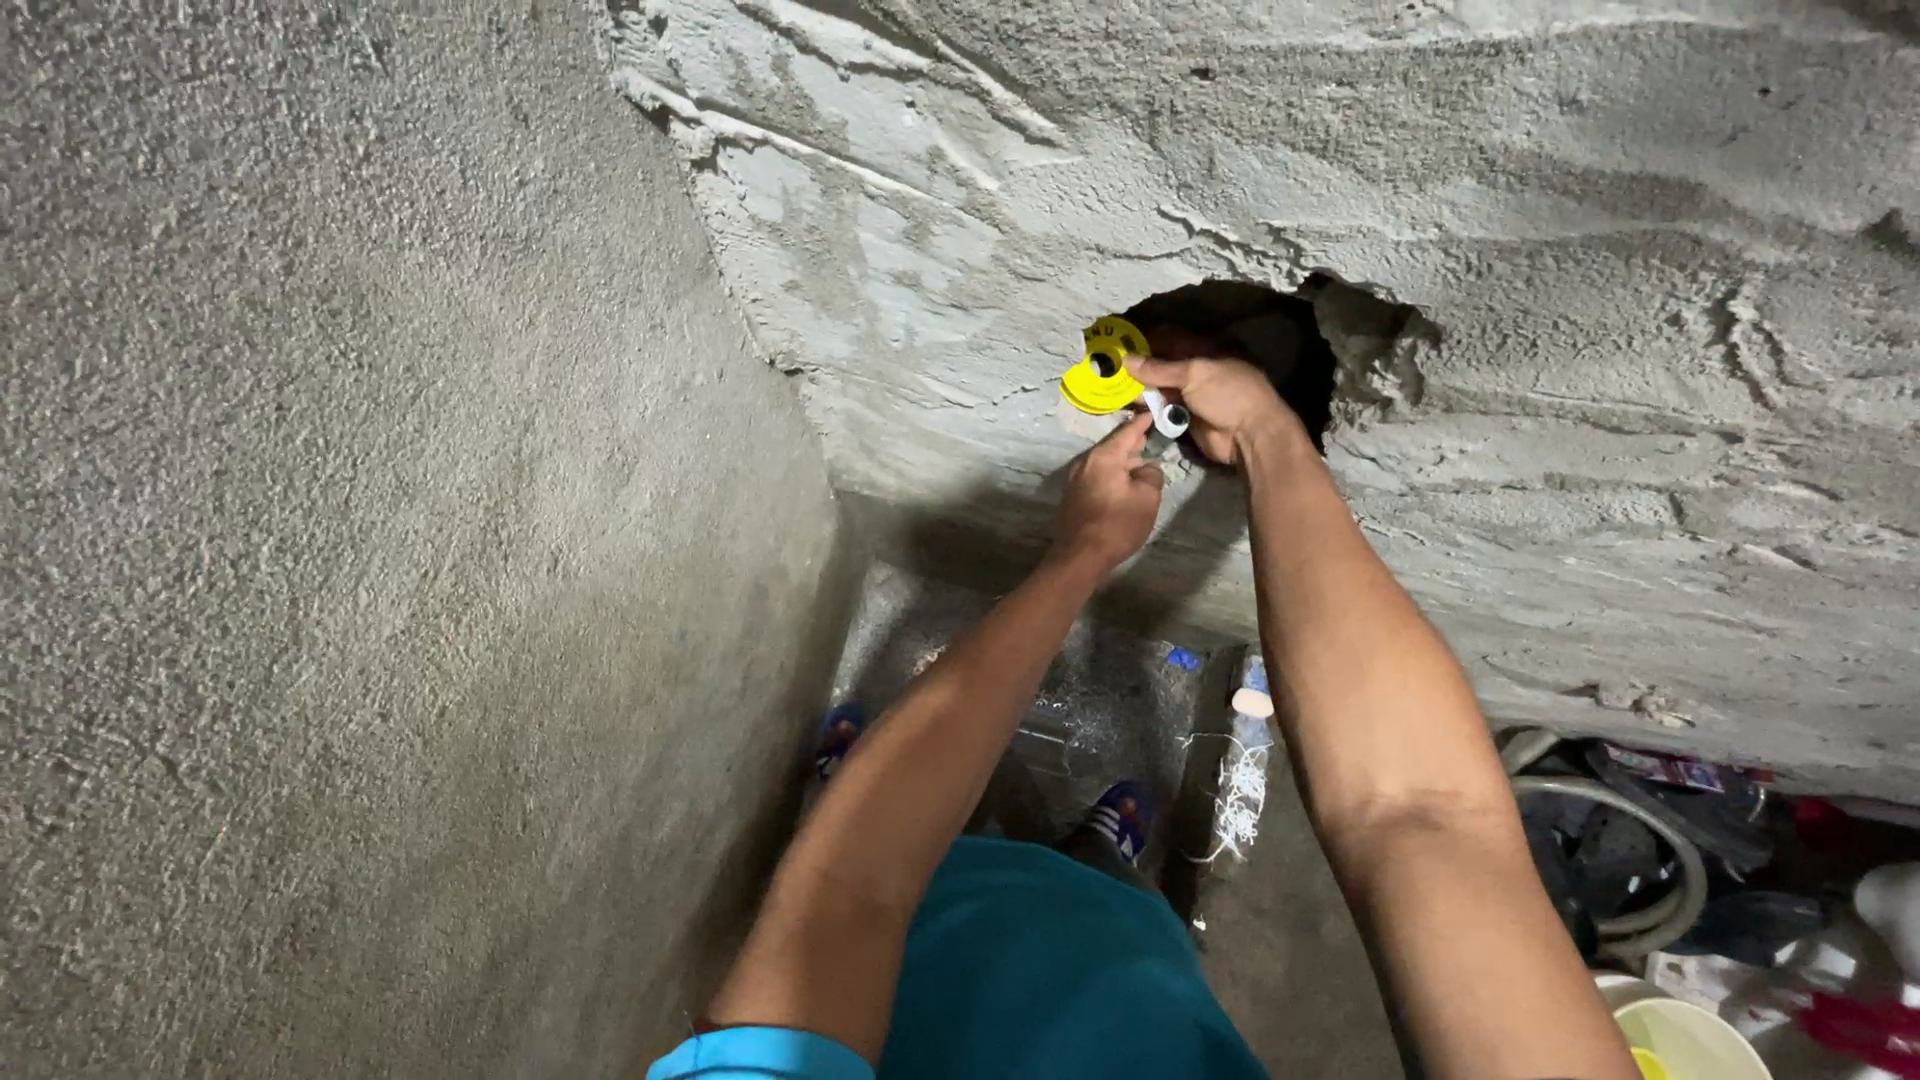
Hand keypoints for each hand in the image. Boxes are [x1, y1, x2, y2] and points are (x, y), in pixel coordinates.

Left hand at [1053, 411, 1163, 571]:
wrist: (1080, 556)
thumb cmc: (1117, 524)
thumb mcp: (1147, 498)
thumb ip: (1151, 475)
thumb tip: (1145, 469)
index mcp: (1104, 457)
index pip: (1128, 432)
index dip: (1143, 422)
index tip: (1154, 411)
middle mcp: (1085, 462)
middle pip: (1113, 446)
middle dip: (1132, 442)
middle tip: (1150, 437)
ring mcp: (1075, 480)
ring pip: (1104, 463)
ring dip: (1122, 461)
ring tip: (1140, 461)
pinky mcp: (1073, 496)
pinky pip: (1096, 476)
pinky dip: (1112, 475)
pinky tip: (1123, 483)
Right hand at [1124, 352, 1305, 466]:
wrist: (1248, 435)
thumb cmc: (1228, 394)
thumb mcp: (1194, 374)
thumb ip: (1159, 368)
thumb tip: (1127, 359)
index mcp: (1206, 350)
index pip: (1172, 339)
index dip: (1148, 339)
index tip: (1122, 342)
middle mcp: (1197, 370)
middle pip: (1163, 364)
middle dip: (1139, 366)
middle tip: (1110, 366)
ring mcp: (1191, 394)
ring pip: (1160, 387)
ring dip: (1140, 387)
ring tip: (1113, 386)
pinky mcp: (1185, 416)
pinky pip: (1162, 408)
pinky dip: (1146, 406)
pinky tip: (1127, 404)